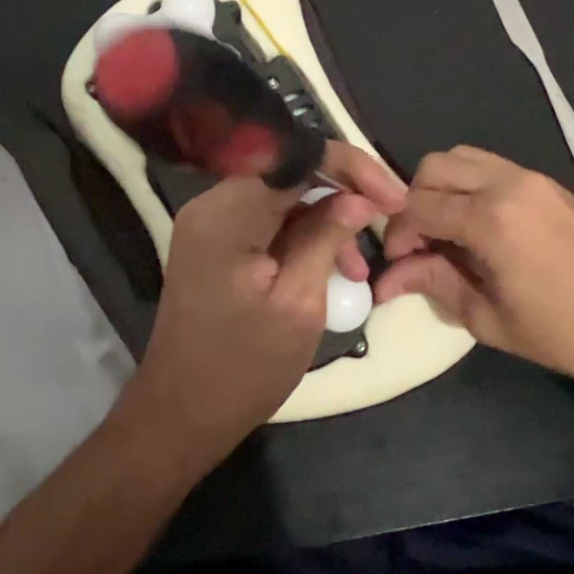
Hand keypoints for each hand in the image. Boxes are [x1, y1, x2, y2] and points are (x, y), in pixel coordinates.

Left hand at [125, 141, 406, 455]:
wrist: (180, 415)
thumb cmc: (243, 368)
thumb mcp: (299, 303)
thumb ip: (326, 239)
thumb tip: (359, 198)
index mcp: (228, 213)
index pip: (296, 157)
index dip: (351, 167)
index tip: (393, 196)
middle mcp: (212, 204)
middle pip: (289, 171)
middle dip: (343, 192)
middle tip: (387, 220)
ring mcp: (209, 223)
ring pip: (282, 197)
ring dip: (325, 220)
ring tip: (359, 268)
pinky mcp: (214, 243)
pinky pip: (266, 221)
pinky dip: (301, 236)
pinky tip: (332, 270)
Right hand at [373, 146, 573, 412]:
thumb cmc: (566, 334)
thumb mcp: (490, 319)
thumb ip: (436, 285)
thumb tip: (389, 278)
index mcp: (491, 219)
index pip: (418, 205)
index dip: (397, 234)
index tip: (397, 265)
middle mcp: (508, 183)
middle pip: (434, 167)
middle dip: (413, 202)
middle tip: (419, 245)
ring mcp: (532, 178)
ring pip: (463, 157)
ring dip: (441, 188)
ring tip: (446, 234)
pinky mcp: (549, 184)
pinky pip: (492, 167)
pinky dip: (470, 186)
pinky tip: (478, 227)